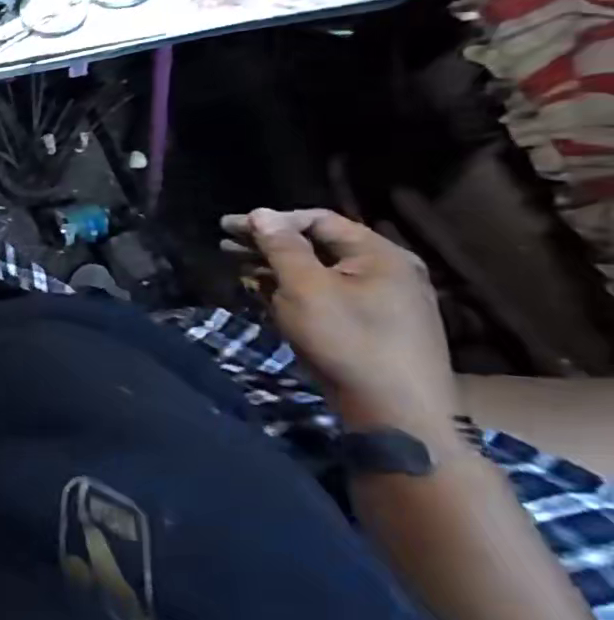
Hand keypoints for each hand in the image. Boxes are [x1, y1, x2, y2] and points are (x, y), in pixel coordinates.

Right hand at [224, 208, 457, 433]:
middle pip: (319, 243)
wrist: (394, 406)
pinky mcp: (371, 321)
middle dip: (269, 241)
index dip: (272, 220)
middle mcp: (386, 269)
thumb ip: (282, 248)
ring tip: (237, 264)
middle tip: (225, 242)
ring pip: (320, 269)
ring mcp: (381, 297)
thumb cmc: (346, 338)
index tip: (230, 227)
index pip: (319, 220)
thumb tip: (261, 214)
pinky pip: (326, 291)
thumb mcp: (305, 289)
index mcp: (379, 254)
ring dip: (276, 263)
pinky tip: (266, 289)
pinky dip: (292, 285)